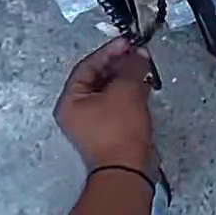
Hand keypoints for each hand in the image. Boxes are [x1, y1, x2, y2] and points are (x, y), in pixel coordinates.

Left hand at [54, 37, 157, 181]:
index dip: (109, 51)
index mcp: (70, 100)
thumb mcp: (125, 91)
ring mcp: (93, 122)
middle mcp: (77, 111)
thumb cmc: (119, 131)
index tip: (127, 43)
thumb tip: (138, 54)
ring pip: (110, 90)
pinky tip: (144, 85)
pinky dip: (130, 92)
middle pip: (98, 76)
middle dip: (120, 63)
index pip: (88, 65)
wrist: (128, 171)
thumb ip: (131, 67)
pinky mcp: (109, 130)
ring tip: (144, 67)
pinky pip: (118, 103)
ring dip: (127, 77)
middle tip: (138, 54)